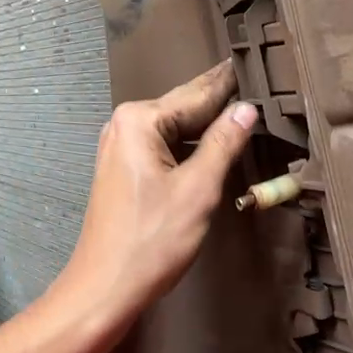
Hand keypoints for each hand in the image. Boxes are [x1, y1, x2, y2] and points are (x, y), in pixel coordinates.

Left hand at [0, 60, 256, 352]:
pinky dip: (189, 141)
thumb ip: (223, 145)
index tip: (248, 62)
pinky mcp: (124, 166)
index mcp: (140, 120)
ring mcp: (121, 144)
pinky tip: (211, 140)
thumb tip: (245, 110)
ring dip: (205, 121)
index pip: (195, 94)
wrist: (103, 290)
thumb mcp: (197, 191)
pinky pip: (164, 143)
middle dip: (217, 97)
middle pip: (183, 106)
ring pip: (174, 126)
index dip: (227, 82)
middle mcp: (125, 123)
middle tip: (249, 76)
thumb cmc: (149, 242)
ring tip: (239, 103)